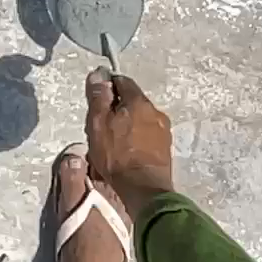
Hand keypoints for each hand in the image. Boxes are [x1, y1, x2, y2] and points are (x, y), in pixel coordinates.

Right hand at [83, 67, 174, 216]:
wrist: (143, 188)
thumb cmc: (117, 154)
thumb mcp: (98, 122)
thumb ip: (98, 97)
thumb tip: (99, 73)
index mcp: (139, 101)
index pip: (122, 81)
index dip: (107, 87)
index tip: (96, 101)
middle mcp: (155, 112)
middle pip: (131, 101)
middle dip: (116, 109)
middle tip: (101, 125)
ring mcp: (163, 131)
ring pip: (139, 119)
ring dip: (126, 125)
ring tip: (112, 142)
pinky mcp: (165, 148)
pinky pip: (146, 135)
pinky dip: (135, 138)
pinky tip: (126, 152)